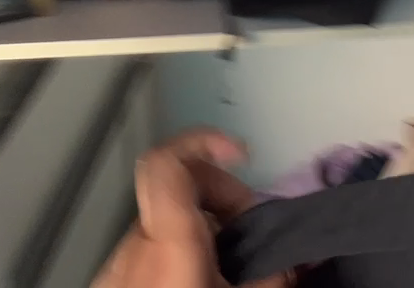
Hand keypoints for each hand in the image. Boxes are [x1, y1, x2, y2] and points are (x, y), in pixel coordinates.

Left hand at [92, 129, 294, 287]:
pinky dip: (177, 258)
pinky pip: (146, 257)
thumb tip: (300, 257)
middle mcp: (133, 249)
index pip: (167, 162)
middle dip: (223, 199)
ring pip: (164, 226)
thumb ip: (276, 273)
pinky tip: (198, 286)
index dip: (204, 141)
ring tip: (228, 271)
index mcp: (168, 243)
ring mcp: (113, 274)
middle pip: (179, 191)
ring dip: (202, 233)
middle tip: (251, 236)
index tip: (241, 156)